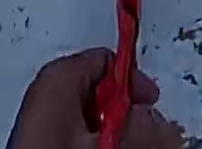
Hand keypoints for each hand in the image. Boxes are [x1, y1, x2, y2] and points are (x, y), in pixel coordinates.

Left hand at [7, 48, 179, 148]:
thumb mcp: (105, 140)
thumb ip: (138, 125)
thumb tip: (159, 122)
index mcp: (58, 76)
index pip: (107, 60)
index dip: (134, 81)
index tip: (151, 102)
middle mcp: (48, 92)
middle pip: (102, 92)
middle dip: (128, 113)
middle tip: (147, 134)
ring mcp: (43, 121)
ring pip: (92, 118)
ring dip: (116, 133)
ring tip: (128, 146)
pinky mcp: (42, 142)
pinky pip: (78, 135)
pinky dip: (98, 142)